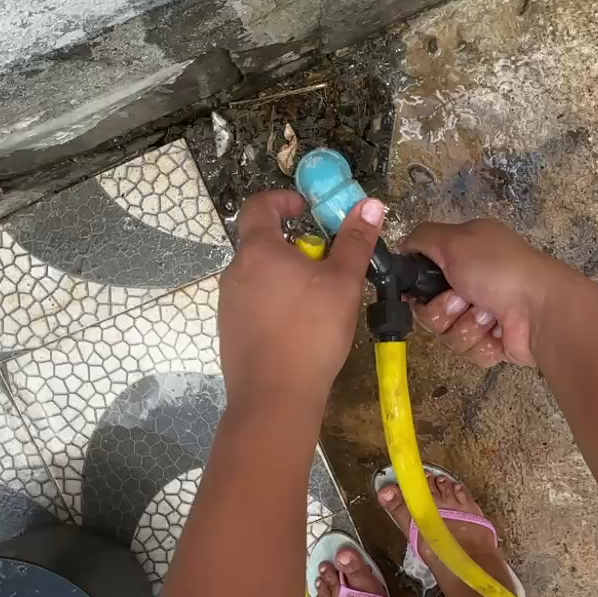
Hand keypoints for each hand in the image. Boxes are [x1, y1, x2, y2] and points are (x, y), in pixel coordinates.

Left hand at [217, 190, 384, 408]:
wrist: (274, 397)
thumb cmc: (311, 332)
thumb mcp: (343, 283)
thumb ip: (355, 241)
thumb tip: (370, 204)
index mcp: (257, 250)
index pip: (260, 205)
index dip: (283, 199)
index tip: (306, 208)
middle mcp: (235, 271)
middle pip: (262, 242)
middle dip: (295, 245)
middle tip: (326, 265)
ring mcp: (228, 303)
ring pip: (259, 275)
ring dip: (286, 275)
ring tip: (318, 300)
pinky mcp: (229, 330)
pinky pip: (254, 303)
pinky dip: (276, 302)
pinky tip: (299, 328)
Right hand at [400, 218, 585, 367]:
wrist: (541, 310)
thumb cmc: (499, 269)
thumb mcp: (455, 240)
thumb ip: (421, 238)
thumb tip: (401, 247)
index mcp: (465, 256)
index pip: (423, 275)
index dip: (417, 287)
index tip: (418, 291)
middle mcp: (472, 284)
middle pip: (429, 310)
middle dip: (443, 309)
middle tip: (462, 299)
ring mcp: (483, 315)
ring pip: (447, 334)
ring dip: (465, 325)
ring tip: (488, 315)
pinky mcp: (493, 343)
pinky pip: (468, 352)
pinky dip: (481, 343)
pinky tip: (498, 332)